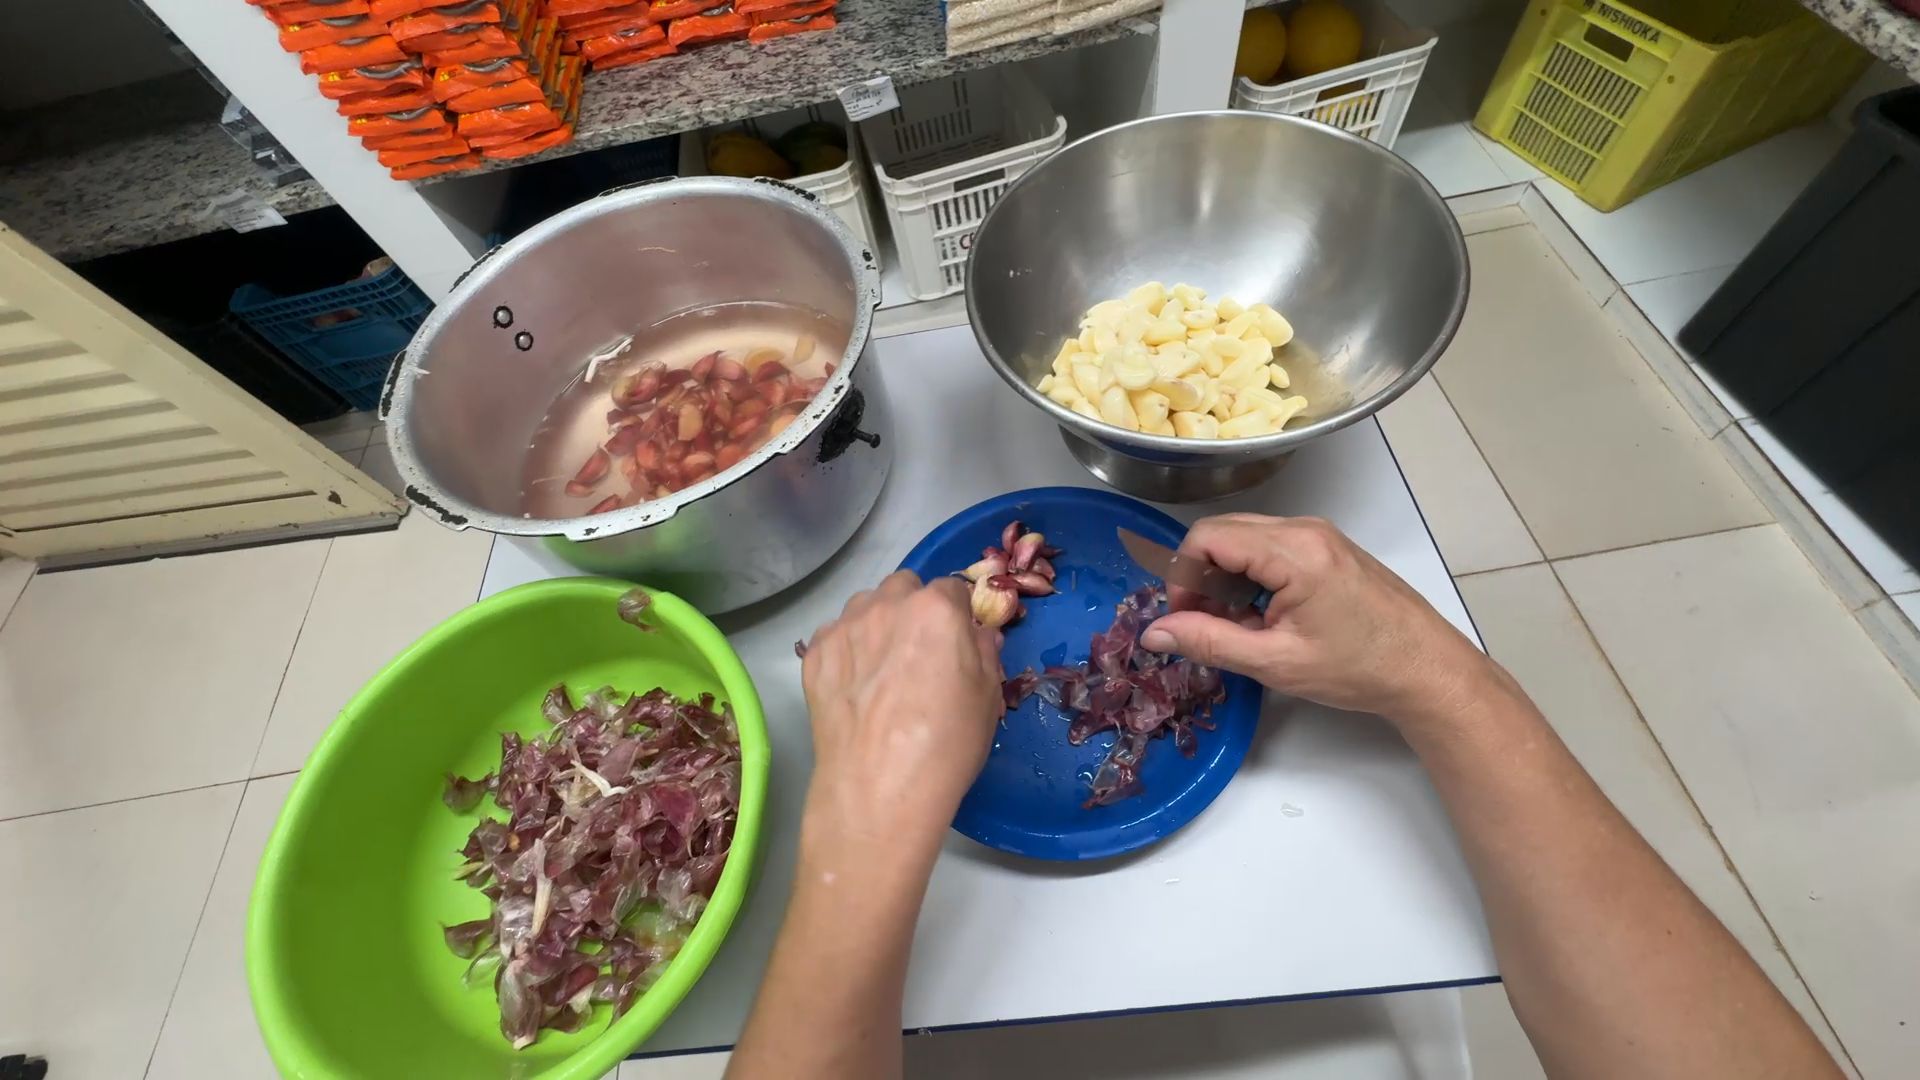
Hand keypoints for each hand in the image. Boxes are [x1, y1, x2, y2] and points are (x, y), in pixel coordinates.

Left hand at [798, 571, 1003, 860]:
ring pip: (866, 605)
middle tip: (920, 651)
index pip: (952, 588)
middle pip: (904, 586)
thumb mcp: (987, 697)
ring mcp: (845, 627)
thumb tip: (977, 633)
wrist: (878, 790)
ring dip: (879, 622)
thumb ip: (984, 651)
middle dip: (915, 607)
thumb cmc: (946, 745)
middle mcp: (887, 605)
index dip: (957, 613)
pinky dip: (848, 647)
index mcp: (936, 609)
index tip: (957, 640)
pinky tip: (856, 684)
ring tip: (883, 667)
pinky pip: (836, 633)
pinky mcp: (815, 654)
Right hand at [1139, 514, 1492, 724]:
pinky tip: (1260, 613)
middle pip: (1221, 532)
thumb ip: (1208, 642)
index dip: (1182, 577)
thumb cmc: (1357, 669)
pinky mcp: (1324, 545)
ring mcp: (1317, 534)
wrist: (1430, 672)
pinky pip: (1266, 545)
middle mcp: (1304, 528)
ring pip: (1241, 538)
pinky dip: (1248, 575)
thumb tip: (1152, 634)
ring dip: (1222, 577)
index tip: (1184, 619)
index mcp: (1293, 551)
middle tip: (1203, 623)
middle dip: (1199, 576)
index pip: (1207, 537)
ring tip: (1234, 624)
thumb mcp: (1274, 662)